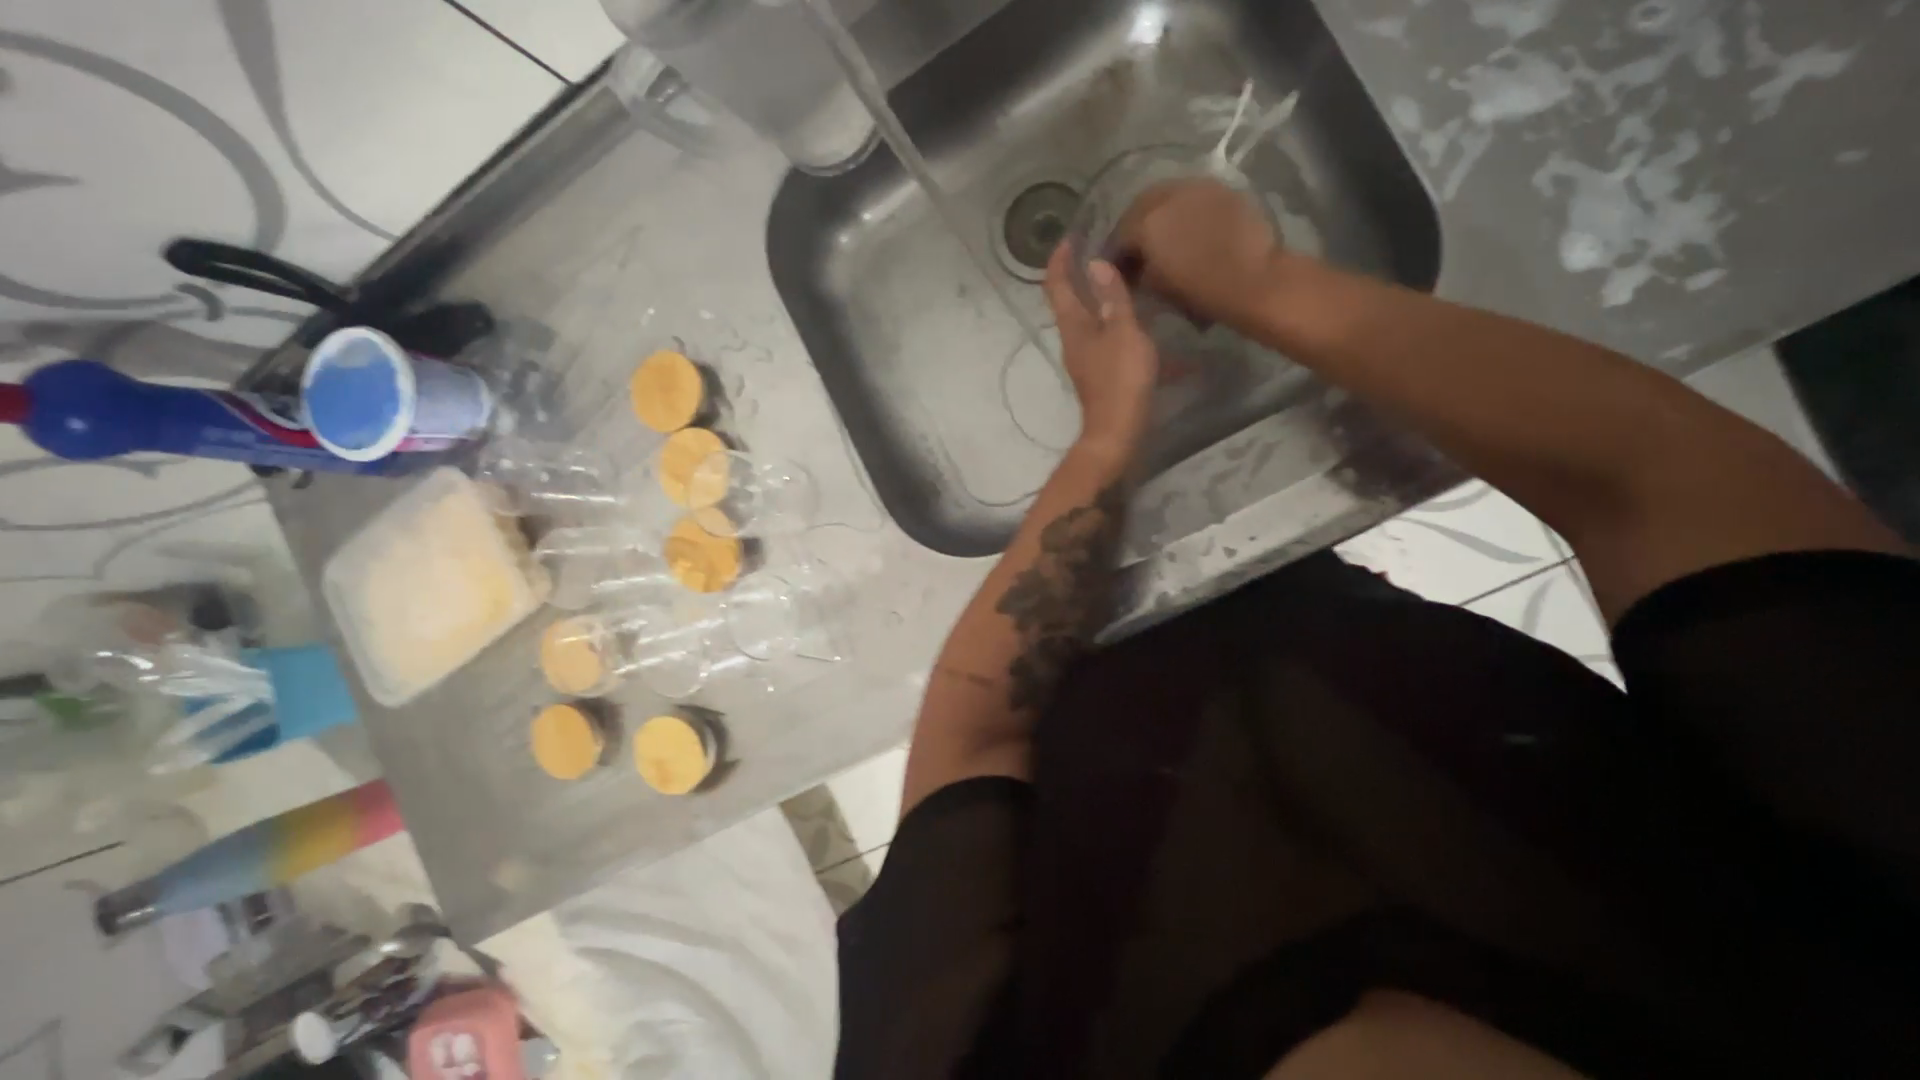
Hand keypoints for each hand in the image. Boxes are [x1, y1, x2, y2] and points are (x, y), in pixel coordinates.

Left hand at [1043, 242, 1157, 450]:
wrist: (1117, 432)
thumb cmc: (1120, 380)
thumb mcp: (1122, 333)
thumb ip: (1112, 298)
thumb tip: (1094, 262)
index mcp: (1074, 325)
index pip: (1056, 284)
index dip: (1059, 259)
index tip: (1069, 237)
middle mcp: (1073, 339)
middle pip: (1070, 301)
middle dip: (1078, 276)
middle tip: (1097, 252)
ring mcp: (1086, 358)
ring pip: (1090, 321)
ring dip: (1101, 300)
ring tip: (1124, 282)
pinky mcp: (1100, 374)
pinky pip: (1108, 340)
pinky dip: (1121, 327)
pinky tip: (1145, 328)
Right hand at [1113, 178, 1279, 326]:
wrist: (1256, 279)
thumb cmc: (1202, 290)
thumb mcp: (1158, 289)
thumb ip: (1139, 273)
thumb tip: (1135, 268)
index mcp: (1144, 223)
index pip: (1118, 236)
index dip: (1117, 256)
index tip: (1120, 271)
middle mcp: (1165, 196)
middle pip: (1139, 208)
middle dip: (1136, 228)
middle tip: (1140, 250)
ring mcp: (1194, 187)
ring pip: (1165, 196)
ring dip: (1160, 215)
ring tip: (1166, 236)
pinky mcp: (1219, 188)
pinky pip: (1191, 196)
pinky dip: (1184, 209)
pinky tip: (1190, 227)